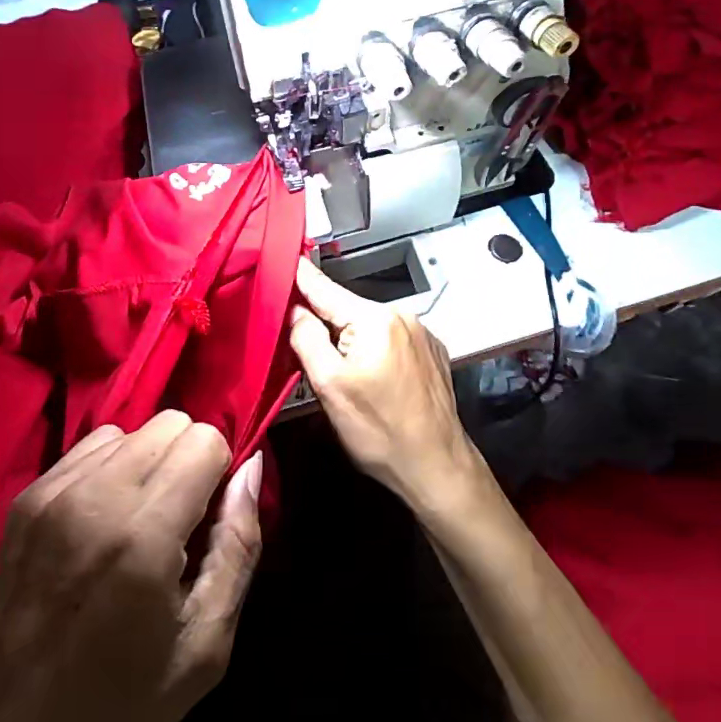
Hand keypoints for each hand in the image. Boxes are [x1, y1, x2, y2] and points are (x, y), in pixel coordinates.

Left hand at [0, 413, 263, 721]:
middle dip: (190, 461)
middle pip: (172, 423)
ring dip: (152, 461)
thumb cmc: (118, 703)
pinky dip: (115, 466)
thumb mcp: (205, 643)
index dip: (221, 474)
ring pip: (134, 429)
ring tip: (141, 517)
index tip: (211, 519)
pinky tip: (107, 516)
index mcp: (141, 537)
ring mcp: (50, 495)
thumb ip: (240, 546)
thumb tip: (252, 467)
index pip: (205, 440)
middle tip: (181, 518)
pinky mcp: (24, 498)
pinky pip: (94, 445)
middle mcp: (92, 500)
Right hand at [287, 258, 483, 510]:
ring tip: (341, 373)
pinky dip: (374, 350)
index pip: (326, 290)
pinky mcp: (431, 352)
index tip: (284, 258)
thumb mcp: (330, 386)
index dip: (301, 277)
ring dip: (350, 339)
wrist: (435, 463)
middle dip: (324, 322)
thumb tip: (293, 309)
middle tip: (298, 344)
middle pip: (348, 310)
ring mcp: (421, 334)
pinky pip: (391, 340)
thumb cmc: (381, 430)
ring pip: (369, 327)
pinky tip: (371, 378)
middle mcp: (403, 316)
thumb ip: (307, 340)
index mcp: (376, 318)